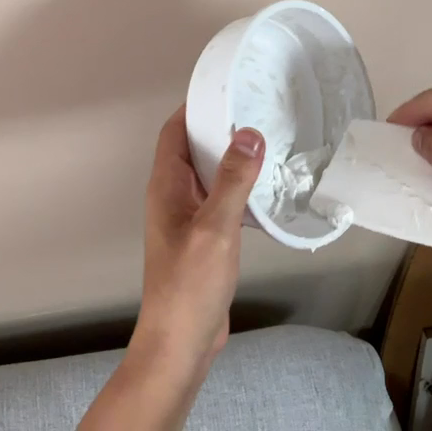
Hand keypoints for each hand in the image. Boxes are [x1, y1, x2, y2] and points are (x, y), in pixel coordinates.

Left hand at [133, 107, 264, 364]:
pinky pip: (219, 199)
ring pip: (207, 175)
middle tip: (254, 110)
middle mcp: (172, 196)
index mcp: (166, 186)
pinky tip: (264, 189)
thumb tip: (248, 133)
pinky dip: (238, 187)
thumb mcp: (215, 228)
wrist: (181, 343)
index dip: (194, 107)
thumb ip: (231, 180)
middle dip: (217, 127)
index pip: (174, 131)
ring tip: (265, 142)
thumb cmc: (189, 284)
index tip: (225, 89)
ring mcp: (186, 218)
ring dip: (230, 158)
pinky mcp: (203, 239)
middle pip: (191, 148)